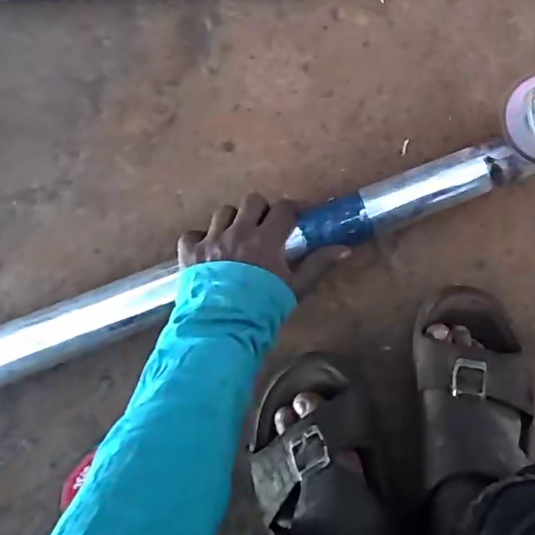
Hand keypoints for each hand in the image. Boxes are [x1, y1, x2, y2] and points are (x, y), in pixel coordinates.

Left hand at [177, 193, 343, 296]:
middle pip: (252, 201)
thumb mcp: (295, 288)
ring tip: (235, 239)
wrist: (220, 332)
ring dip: (231, 222)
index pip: (282, 208)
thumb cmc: (263, 311)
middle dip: (260, 211)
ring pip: (223, 212)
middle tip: (263, 228)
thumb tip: (345, 249)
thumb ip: (317, 264)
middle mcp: (238, 232)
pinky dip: (199, 240)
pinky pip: (192, 234)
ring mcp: (211, 241)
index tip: (292, 220)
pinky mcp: (189, 252)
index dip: (289, 211)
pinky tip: (207, 253)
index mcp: (266, 239)